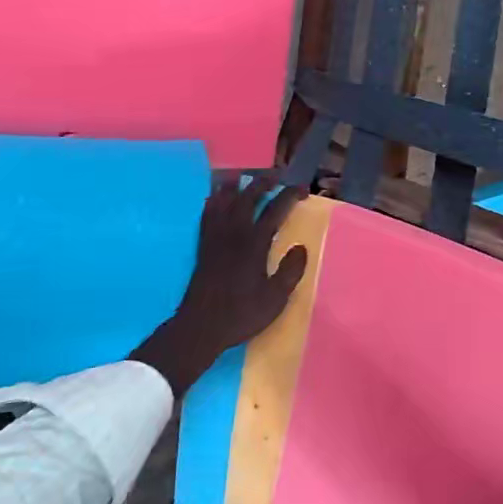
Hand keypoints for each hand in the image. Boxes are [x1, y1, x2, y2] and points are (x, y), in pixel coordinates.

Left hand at [129, 177, 308, 396]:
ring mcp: (215, 238)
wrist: (200, 327)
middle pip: (248, 198)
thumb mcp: (276, 298)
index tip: (302, 189)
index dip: (289, 196)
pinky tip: (214, 198)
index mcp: (254, 244)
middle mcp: (234, 234)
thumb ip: (290, 271)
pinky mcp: (203, 246)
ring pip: (224, 202)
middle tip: (275, 176)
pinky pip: (207, 215)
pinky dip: (212, 202)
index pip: (275, 210)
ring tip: (241, 176)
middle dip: (262, 183)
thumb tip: (301, 246)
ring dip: (234, 186)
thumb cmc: (241, 314)